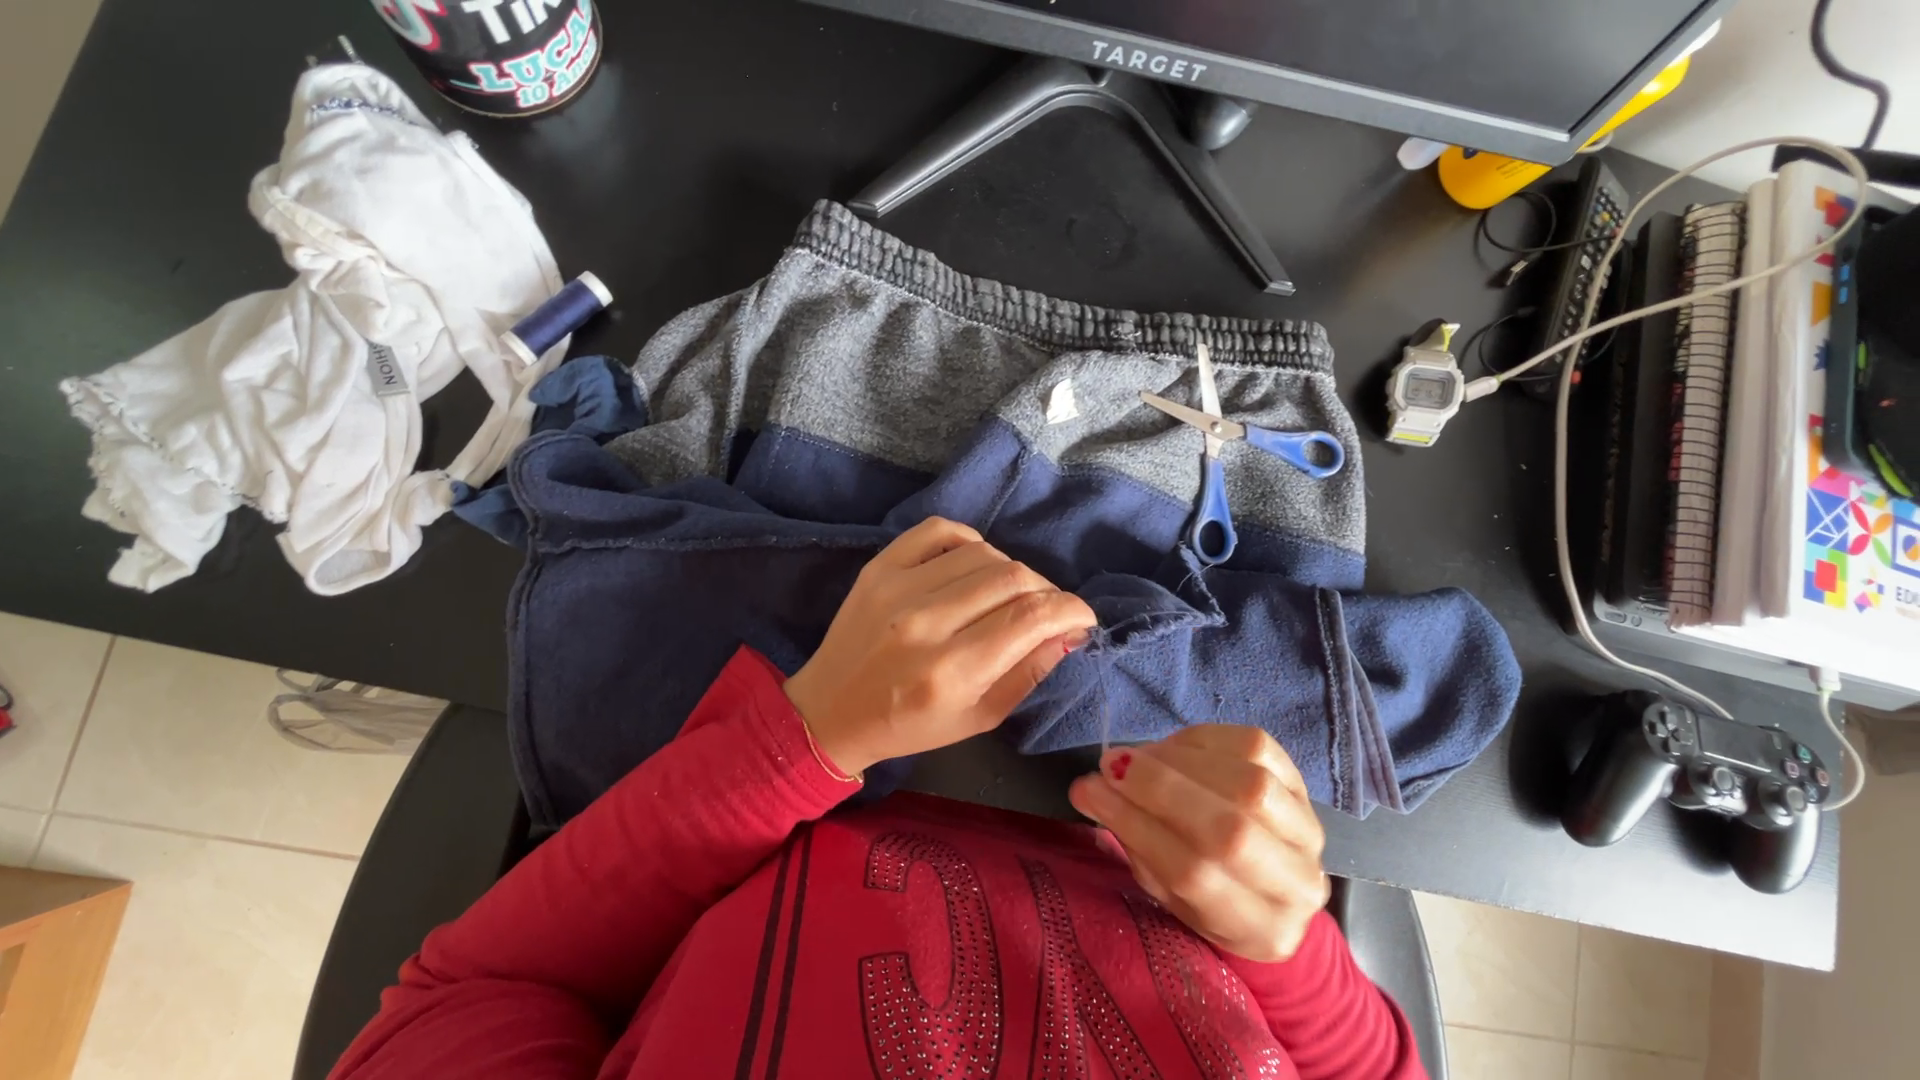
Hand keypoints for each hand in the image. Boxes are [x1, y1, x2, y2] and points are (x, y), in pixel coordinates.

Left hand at [784, 517, 1097, 777]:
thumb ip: (1028, 673)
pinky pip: (939, 530)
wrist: (830, 711)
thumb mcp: (980, 717)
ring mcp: (897, 588)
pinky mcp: (878, 567)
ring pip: (982, 553)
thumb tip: (1069, 631)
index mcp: (951, 670)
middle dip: (1045, 591)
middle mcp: (924, 623)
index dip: (1069, 609)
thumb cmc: (910, 725)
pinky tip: (974, 564)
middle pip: (1011, 578)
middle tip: (1047, 610)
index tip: (1081, 617)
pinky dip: (969, 540)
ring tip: (1009, 594)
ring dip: (1011, 571)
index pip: (1029, 618)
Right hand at [1068, 724, 1329, 962]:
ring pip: (1247, 785)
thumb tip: (1091, 789)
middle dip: (1158, 787)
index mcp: (1255, 927)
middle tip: (1111, 764)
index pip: (1192, 873)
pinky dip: (1205, 739)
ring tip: (1139, 756)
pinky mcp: (1304, 785)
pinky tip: (1175, 746)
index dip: (1134, 824)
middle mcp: (1294, 883)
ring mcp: (1308, 832)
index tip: (1088, 791)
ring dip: (1180, 761)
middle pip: (1228, 830)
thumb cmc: (1209, 898)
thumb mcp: (1169, 895)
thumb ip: (1135, 844)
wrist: (1277, 892)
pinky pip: (1257, 749)